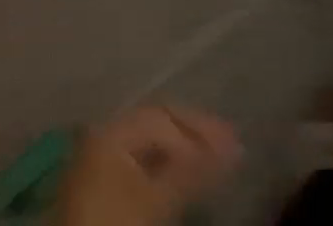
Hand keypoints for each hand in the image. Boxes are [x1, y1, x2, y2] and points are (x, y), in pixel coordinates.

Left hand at [54, 103, 241, 225]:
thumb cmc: (116, 220)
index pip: (165, 116)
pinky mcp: (98, 186)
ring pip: (148, 146)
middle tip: (227, 147)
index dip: (200, 128)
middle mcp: (102, 136)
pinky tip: (182, 178)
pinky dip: (164, 168)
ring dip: (181, 152)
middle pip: (156, 126)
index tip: (232, 143)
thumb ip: (196, 170)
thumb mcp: (158, 198)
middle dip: (193, 136)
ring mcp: (97, 161)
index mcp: (113, 130)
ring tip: (210, 162)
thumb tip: (234, 148)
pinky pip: (139, 165)